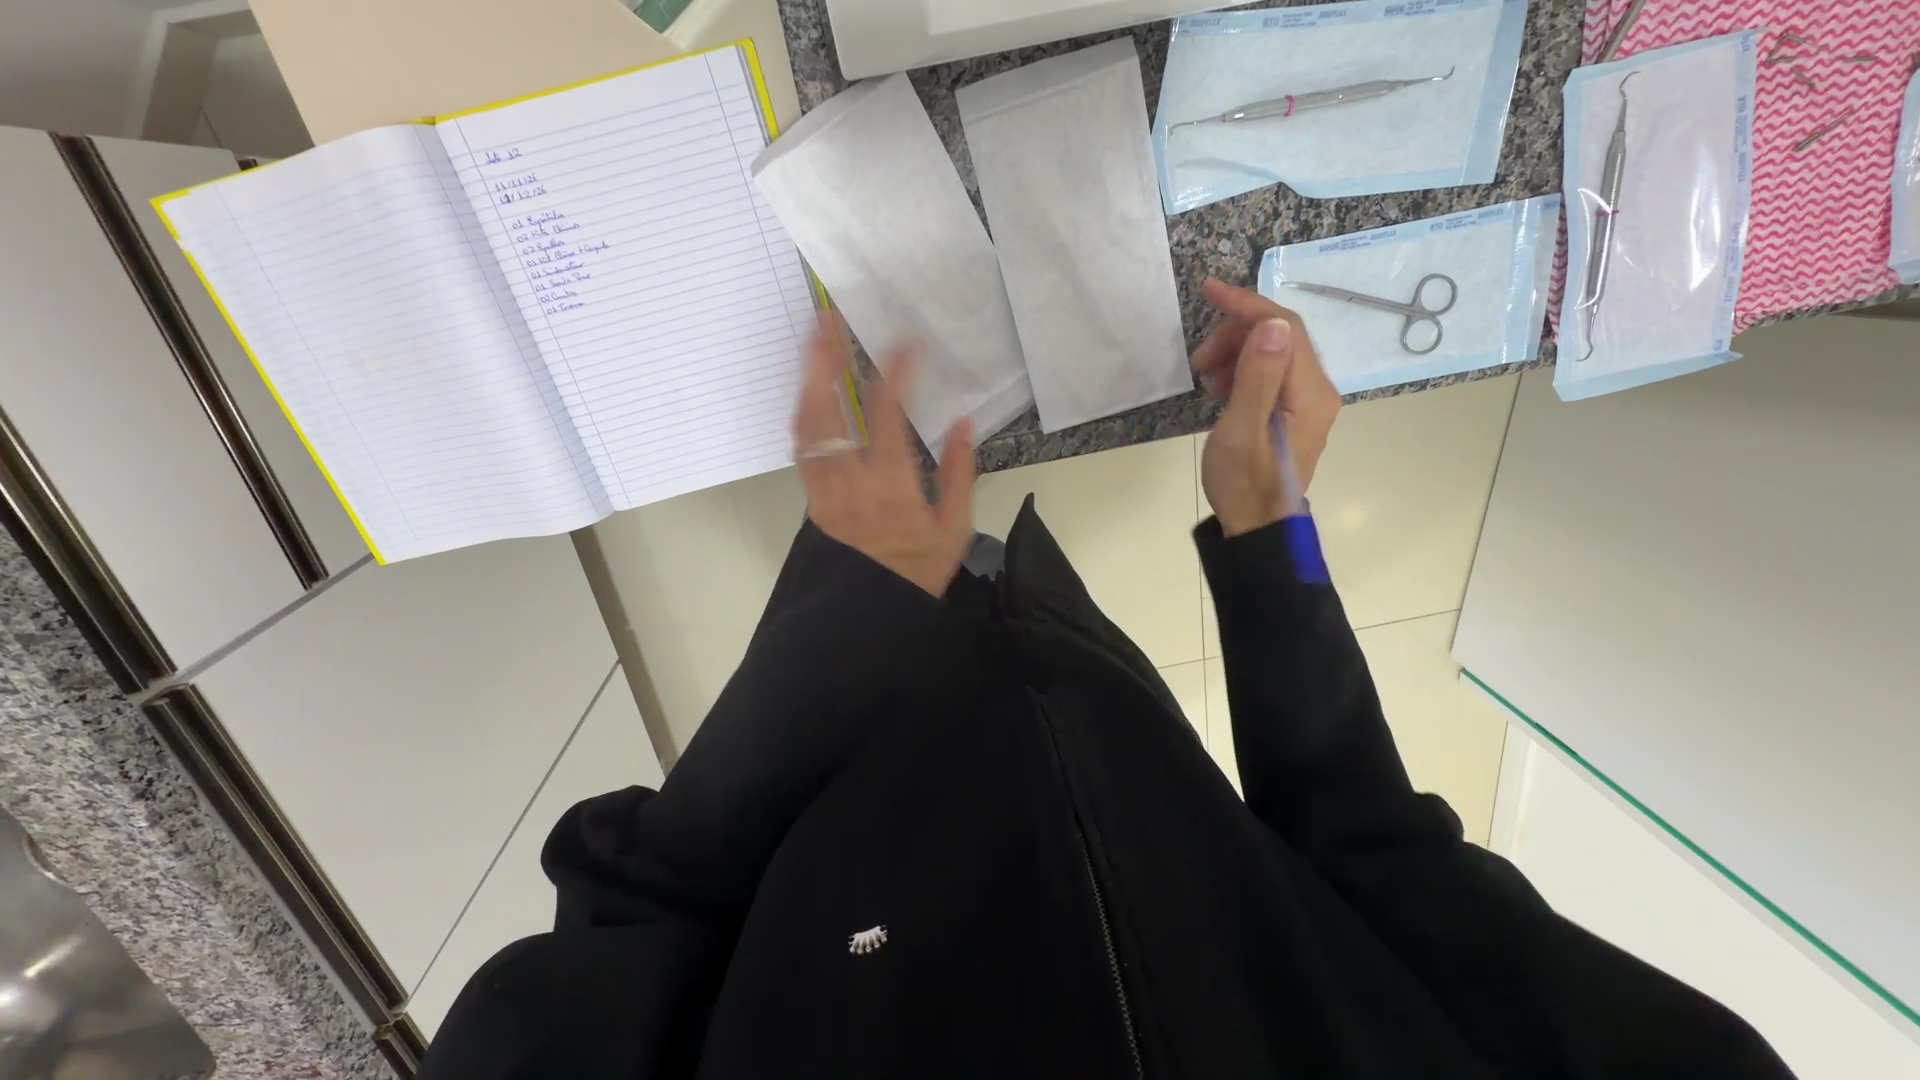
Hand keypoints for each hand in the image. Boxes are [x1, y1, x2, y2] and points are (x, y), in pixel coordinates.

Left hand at [794, 314, 975, 595]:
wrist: (867, 614)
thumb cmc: (915, 572)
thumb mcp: (954, 529)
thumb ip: (958, 473)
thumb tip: (961, 423)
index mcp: (890, 484)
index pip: (887, 414)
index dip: (895, 371)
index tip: (906, 341)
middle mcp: (849, 480)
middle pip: (827, 411)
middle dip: (824, 362)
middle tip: (826, 322)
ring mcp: (824, 489)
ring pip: (806, 426)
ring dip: (806, 381)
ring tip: (811, 345)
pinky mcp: (812, 499)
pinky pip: (801, 449)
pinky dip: (803, 415)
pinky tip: (808, 395)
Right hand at [1193, 279, 1340, 536]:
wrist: (1257, 529)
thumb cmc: (1244, 483)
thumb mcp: (1242, 430)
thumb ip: (1258, 376)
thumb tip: (1272, 323)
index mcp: (1309, 392)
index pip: (1284, 327)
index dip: (1246, 305)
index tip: (1208, 291)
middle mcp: (1317, 390)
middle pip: (1280, 337)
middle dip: (1236, 334)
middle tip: (1198, 360)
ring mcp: (1307, 403)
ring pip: (1274, 354)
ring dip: (1236, 354)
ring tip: (1205, 378)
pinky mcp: (1293, 415)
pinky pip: (1271, 375)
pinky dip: (1242, 372)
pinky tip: (1220, 389)